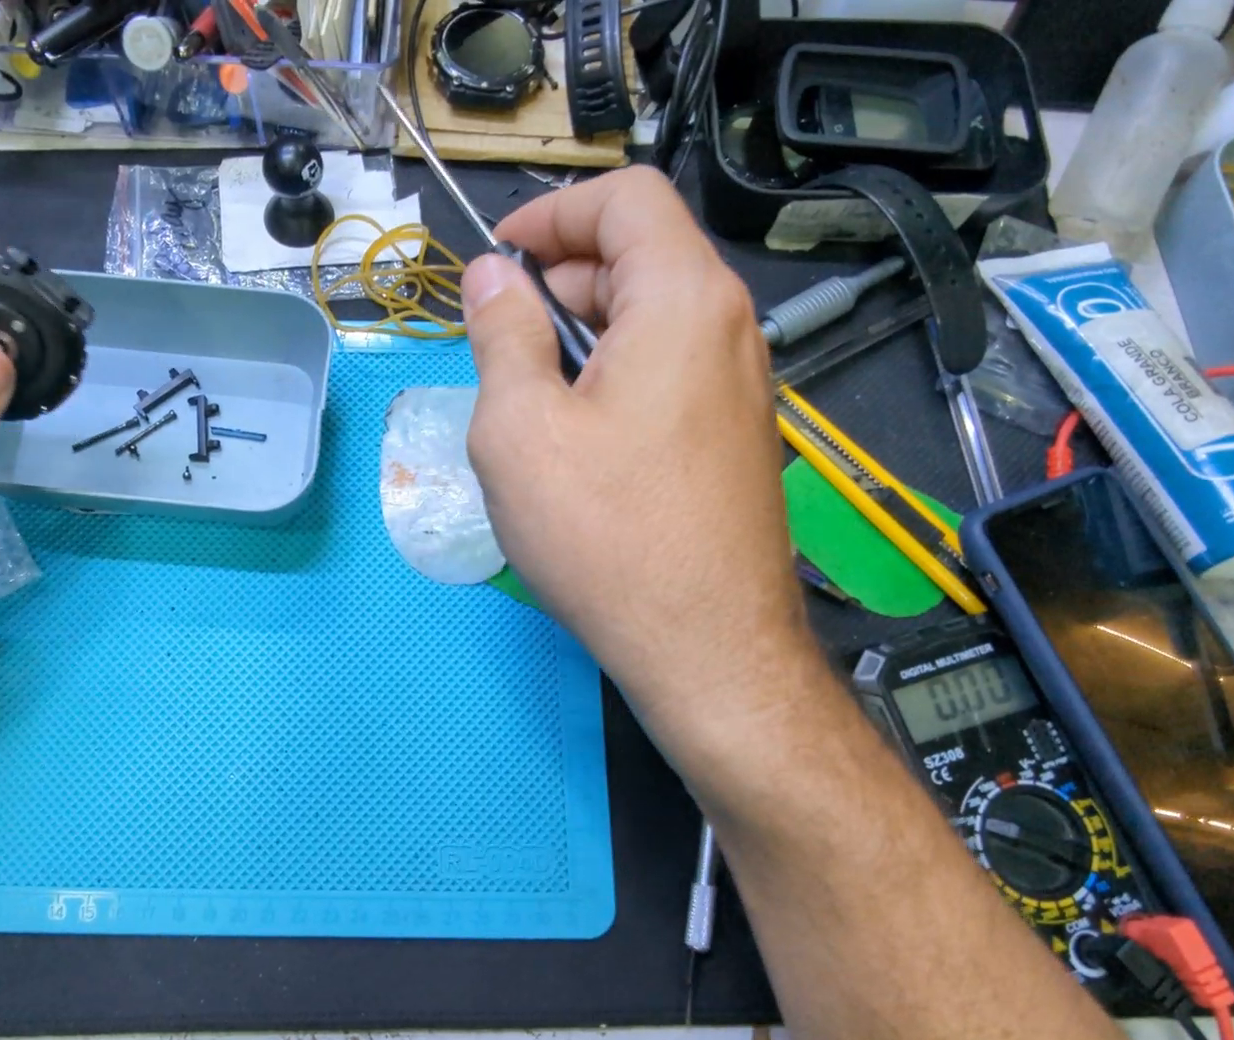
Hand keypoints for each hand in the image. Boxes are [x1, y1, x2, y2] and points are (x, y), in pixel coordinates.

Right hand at [461, 168, 818, 763]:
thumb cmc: (604, 533)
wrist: (706, 647)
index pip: (625, 198)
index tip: (496, 260)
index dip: (551, 212)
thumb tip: (494, 276)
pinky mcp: (733, 434)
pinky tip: (576, 440)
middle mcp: (728, 327)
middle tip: (500, 340)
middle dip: (559, 279)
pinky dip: (614, 375)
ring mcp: (740, 384)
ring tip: (529, 400)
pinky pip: (668, 370)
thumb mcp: (519, 428)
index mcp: (682, 299)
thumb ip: (502, 333)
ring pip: (651, 319)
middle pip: (639, 256)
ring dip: (582, 334)